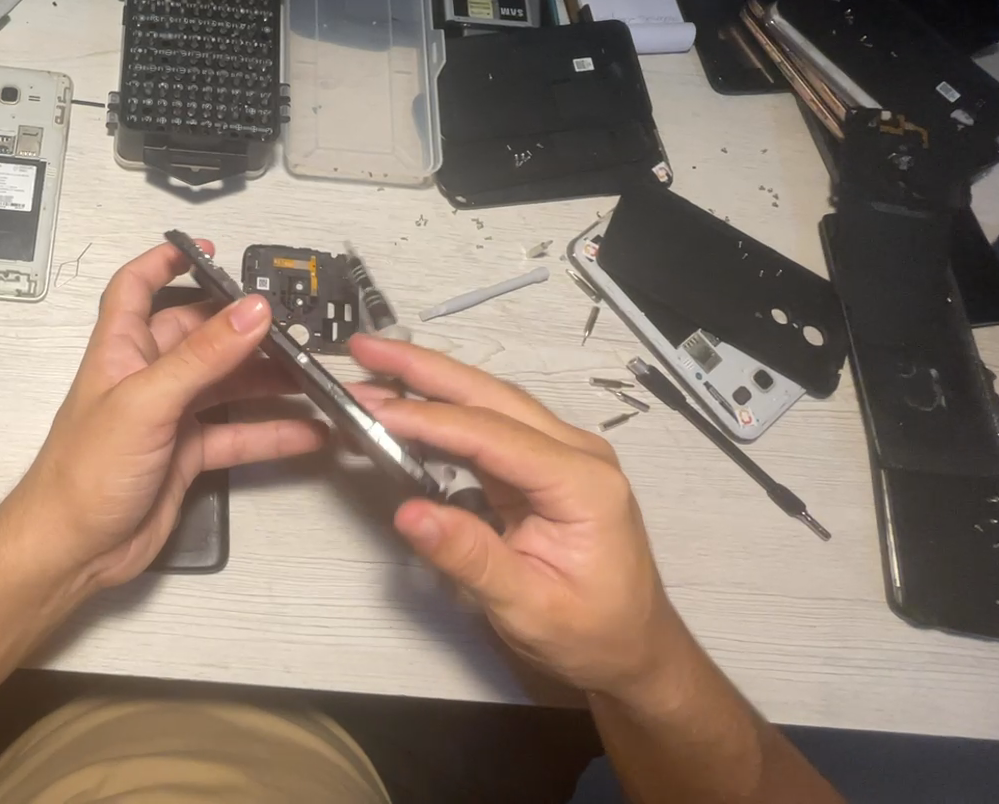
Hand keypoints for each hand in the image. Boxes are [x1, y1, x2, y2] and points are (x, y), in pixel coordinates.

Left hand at [0, 240, 325, 590]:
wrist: (74, 550)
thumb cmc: (86, 470)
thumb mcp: (146, 403)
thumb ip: (202, 357)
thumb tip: (252, 310)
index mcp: (122, 349)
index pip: (136, 287)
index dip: (164, 261)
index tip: (205, 249)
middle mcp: (147, 375)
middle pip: (199, 336)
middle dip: (242, 329)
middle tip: (291, 326)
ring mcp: (169, 416)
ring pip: (226, 385)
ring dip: (267, 381)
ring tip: (312, 377)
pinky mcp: (187, 454)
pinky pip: (236, 433)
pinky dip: (270, 432)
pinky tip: (308, 433)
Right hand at [349, 334, 694, 700]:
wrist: (634, 650)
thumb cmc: (591, 635)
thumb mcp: (528, 609)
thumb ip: (469, 557)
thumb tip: (407, 514)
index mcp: (582, 482)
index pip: (492, 434)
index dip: (429, 419)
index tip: (371, 410)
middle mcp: (574, 451)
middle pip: (489, 394)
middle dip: (421, 366)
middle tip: (364, 347)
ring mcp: (557, 451)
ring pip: (485, 397)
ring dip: (425, 378)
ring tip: (372, 362)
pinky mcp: (537, 460)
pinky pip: (483, 421)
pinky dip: (438, 406)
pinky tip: (404, 398)